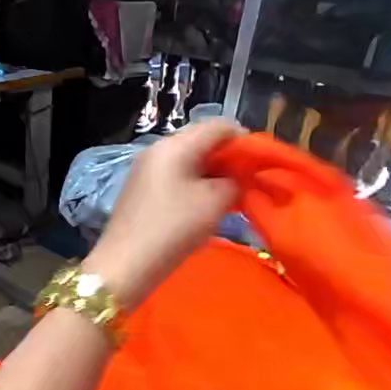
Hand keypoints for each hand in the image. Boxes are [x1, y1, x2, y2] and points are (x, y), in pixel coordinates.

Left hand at [82, 119, 244, 306]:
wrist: (126, 263)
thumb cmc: (173, 227)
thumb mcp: (215, 202)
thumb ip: (236, 181)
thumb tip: (240, 176)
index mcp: (173, 145)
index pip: (218, 126)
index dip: (246, 141)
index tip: (263, 165)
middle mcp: (157, 150)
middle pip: (202, 142)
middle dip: (230, 159)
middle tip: (251, 183)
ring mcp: (146, 170)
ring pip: (190, 161)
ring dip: (215, 174)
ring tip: (235, 198)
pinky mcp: (142, 189)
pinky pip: (177, 177)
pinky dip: (197, 185)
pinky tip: (209, 206)